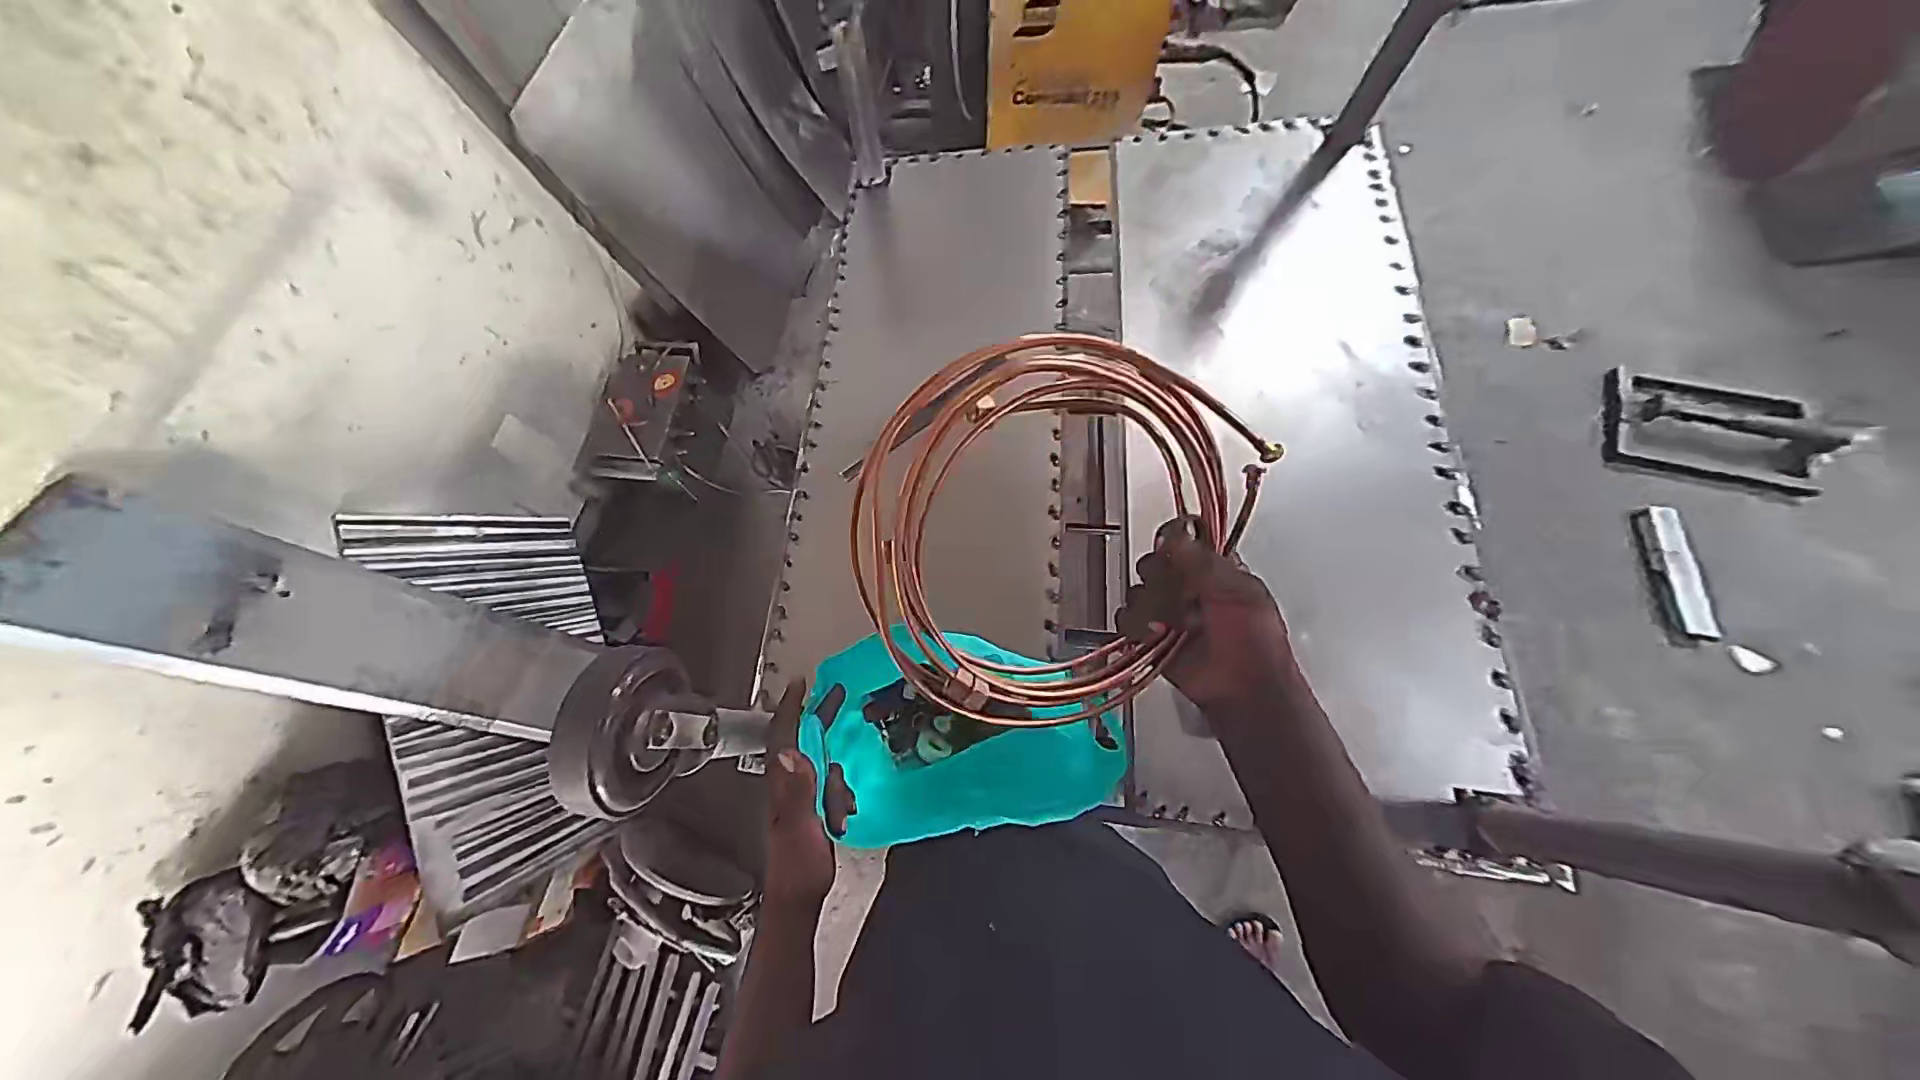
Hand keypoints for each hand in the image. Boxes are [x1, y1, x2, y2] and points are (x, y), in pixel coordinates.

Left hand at [762, 678, 835, 908]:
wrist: (799, 898)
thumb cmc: (797, 865)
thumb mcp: (800, 825)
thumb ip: (797, 789)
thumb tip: (790, 750)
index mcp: (782, 783)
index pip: (784, 736)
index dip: (791, 708)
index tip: (801, 683)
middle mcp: (789, 784)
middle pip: (805, 740)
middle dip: (820, 718)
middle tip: (839, 693)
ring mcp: (800, 796)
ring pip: (824, 769)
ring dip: (837, 786)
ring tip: (839, 815)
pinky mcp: (813, 809)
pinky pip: (832, 788)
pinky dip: (841, 797)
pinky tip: (843, 817)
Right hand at [1114, 516, 1292, 709]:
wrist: (1245, 689)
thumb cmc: (1256, 643)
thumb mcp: (1241, 593)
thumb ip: (1206, 563)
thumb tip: (1176, 535)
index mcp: (1209, 568)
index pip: (1178, 538)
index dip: (1171, 541)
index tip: (1172, 551)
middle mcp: (1183, 586)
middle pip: (1152, 564)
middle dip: (1164, 582)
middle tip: (1186, 599)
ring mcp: (1165, 611)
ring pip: (1137, 592)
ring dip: (1155, 609)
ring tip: (1178, 626)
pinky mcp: (1149, 635)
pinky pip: (1126, 620)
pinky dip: (1138, 627)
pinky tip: (1157, 635)